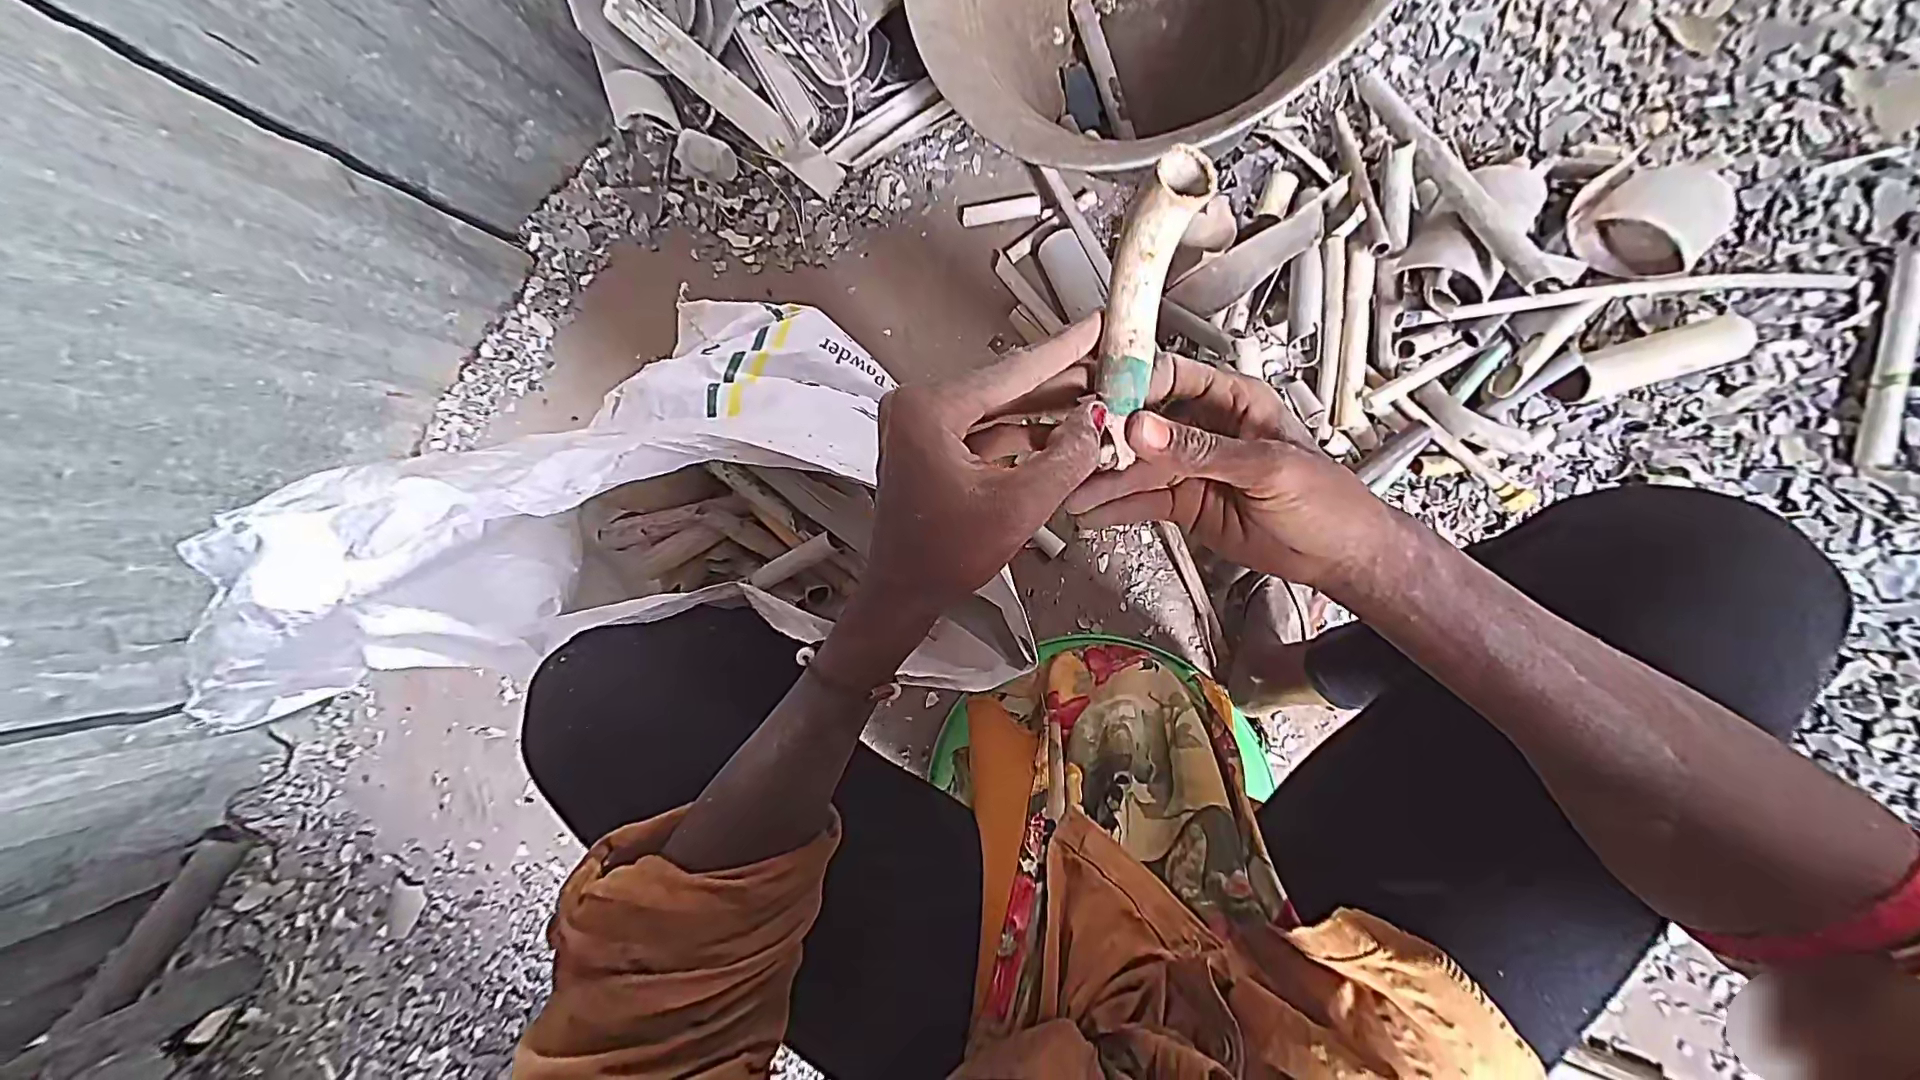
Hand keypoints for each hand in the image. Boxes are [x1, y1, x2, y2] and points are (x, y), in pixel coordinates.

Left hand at [856, 318, 1105, 623]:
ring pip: (998, 409)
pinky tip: (1059, 435)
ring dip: (1044, 412)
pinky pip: (986, 430)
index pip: (1011, 371)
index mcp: (927, 412)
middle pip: (1005, 387)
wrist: (904, 592)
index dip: (1064, 350)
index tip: (1093, 328)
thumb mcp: (1017, 507)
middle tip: (1104, 368)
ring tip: (1092, 403)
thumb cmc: (937, 560)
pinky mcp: (931, 446)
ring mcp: (922, 427)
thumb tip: (1094, 421)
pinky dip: (1022, 435)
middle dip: (1060, 384)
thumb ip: (1066, 458)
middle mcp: (918, 409)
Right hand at [1063, 355, 1413, 594]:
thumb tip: (1147, 429)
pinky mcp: (1184, 500)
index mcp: (1235, 401)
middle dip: (1109, 440)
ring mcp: (1193, 466)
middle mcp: (1208, 428)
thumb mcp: (1266, 466)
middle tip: (1076, 453)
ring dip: (1105, 480)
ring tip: (1076, 491)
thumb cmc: (1329, 501)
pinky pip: (1143, 500)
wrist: (1338, 556)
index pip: (1172, 379)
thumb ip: (1201, 449)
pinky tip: (1094, 510)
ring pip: (1138, 467)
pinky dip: (1117, 506)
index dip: (1133, 385)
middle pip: (1145, 425)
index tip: (1100, 398)